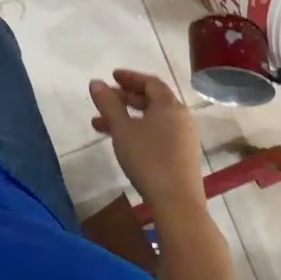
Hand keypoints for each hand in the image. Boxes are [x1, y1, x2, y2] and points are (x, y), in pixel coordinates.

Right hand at [90, 69, 205, 212]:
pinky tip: (123, 141)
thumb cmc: (148, 159)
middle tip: (105, 100)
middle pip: (153, 99)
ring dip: (128, 116)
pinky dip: (139, 129)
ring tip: (102, 125)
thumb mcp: (122, 129)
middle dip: (125, 98)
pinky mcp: (183, 155)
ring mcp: (184, 138)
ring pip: (153, 118)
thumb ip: (108, 103)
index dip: (130, 77)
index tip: (111, 77)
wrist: (177, 203)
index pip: (151, 82)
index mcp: (170, 106)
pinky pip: (159, 132)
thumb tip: (96, 82)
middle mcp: (181, 118)